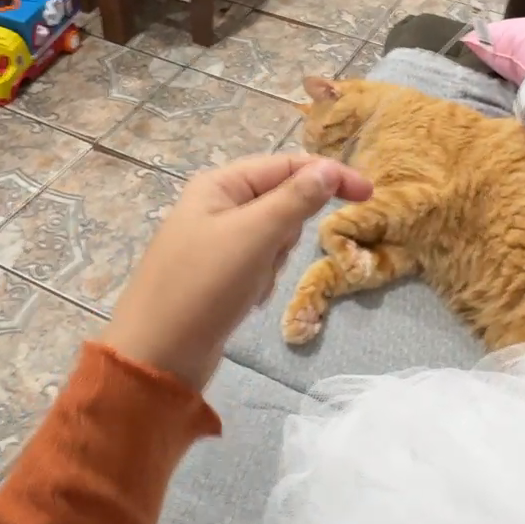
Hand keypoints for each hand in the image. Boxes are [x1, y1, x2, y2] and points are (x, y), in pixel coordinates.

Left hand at [101, 153, 372, 389]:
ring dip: (274, 261)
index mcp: (219, 184)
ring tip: (251, 284)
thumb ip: (295, 199)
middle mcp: (216, 205)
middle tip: (270, 256)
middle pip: (281, 201)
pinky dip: (262, 281)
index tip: (369, 195)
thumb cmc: (203, 287)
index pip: (287, 165)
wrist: (155, 359)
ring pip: (273, 237)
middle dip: (288, 231)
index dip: (329, 175)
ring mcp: (215, 241)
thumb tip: (328, 168)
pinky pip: (258, 265)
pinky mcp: (217, 275)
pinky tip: (244, 301)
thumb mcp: (254, 236)